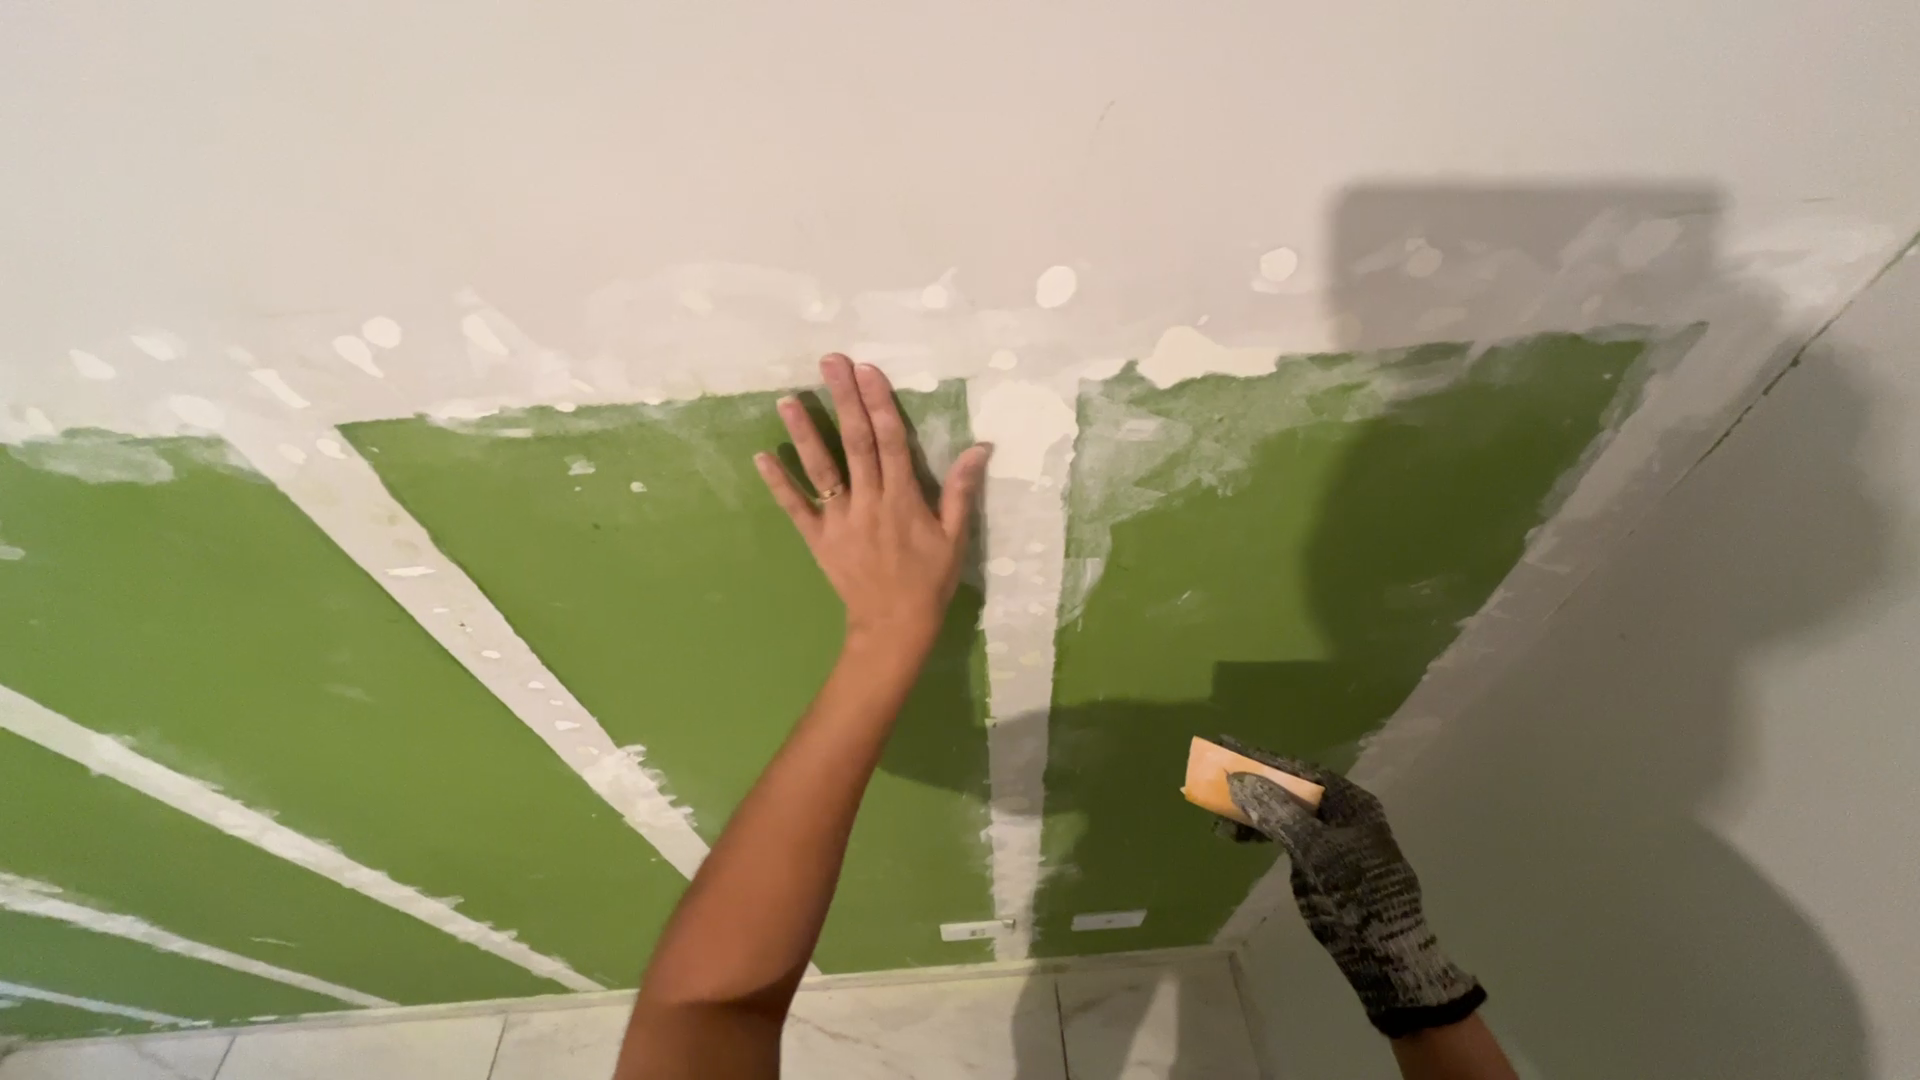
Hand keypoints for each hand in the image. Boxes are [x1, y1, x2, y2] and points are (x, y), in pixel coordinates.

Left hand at [754, 354, 990, 652]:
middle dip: (843, 400)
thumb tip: (980, 447)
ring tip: (787, 399)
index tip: (867, 370)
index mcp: (903, 498)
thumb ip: (963, 491)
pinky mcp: (817, 538)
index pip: (890, 440)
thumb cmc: (929, 580)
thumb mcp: (956, 537)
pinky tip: (762, 456)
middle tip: (830, 362)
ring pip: (821, 469)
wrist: (894, 626)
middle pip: (855, 442)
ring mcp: (839, 519)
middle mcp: (868, 501)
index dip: (879, 402)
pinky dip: (779, 483)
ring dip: (804, 433)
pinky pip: (795, 508)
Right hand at [1224, 741, 1485, 1037]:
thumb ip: (1277, 812)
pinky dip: (1254, 831)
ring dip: (1247, 811)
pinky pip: (1277, 834)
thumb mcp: (1316, 848)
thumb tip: (1239, 779)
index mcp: (1349, 802)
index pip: (1299, 770)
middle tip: (1214, 777)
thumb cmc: (1357, 890)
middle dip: (1250, 785)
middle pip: (1286, 788)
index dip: (1262, 758)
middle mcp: (1336, 813)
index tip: (1227, 746)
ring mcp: (1322, 836)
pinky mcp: (1311, 859)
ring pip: (1277, 812)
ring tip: (1217, 816)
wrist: (1379, 950)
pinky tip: (1232, 835)